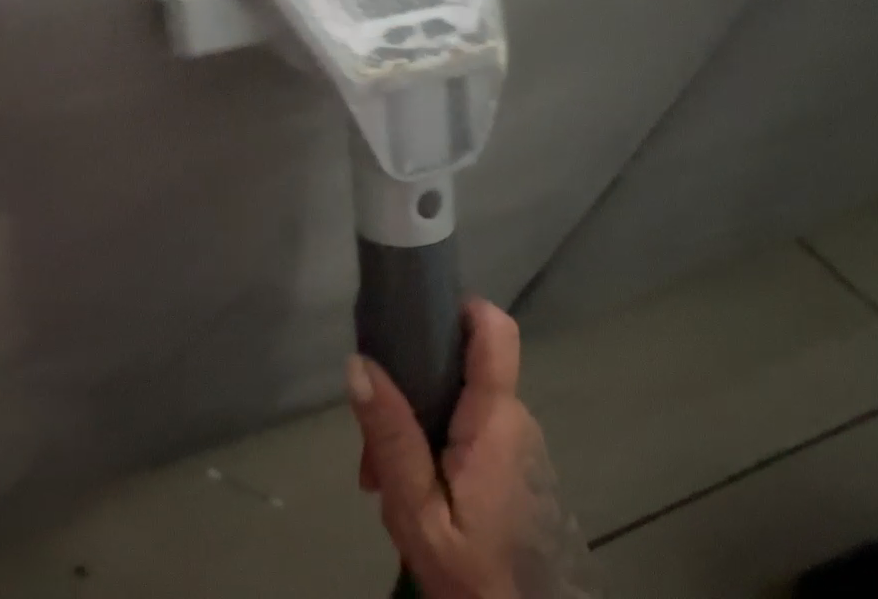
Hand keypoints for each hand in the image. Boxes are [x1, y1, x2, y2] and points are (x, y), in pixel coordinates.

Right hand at [347, 299, 600, 598]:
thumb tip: (358, 362)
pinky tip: (413, 492)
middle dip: (405, 393)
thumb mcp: (417, 510)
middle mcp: (516, 420)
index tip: (410, 312)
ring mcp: (520, 443)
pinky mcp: (517, 465)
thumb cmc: (476, 574)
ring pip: (456, 403)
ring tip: (384, 482)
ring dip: (414, 428)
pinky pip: (469, 431)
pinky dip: (434, 447)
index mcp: (496, 421)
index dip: (458, 306)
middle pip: (455, 370)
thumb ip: (391, 437)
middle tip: (372, 454)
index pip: (495, 332)